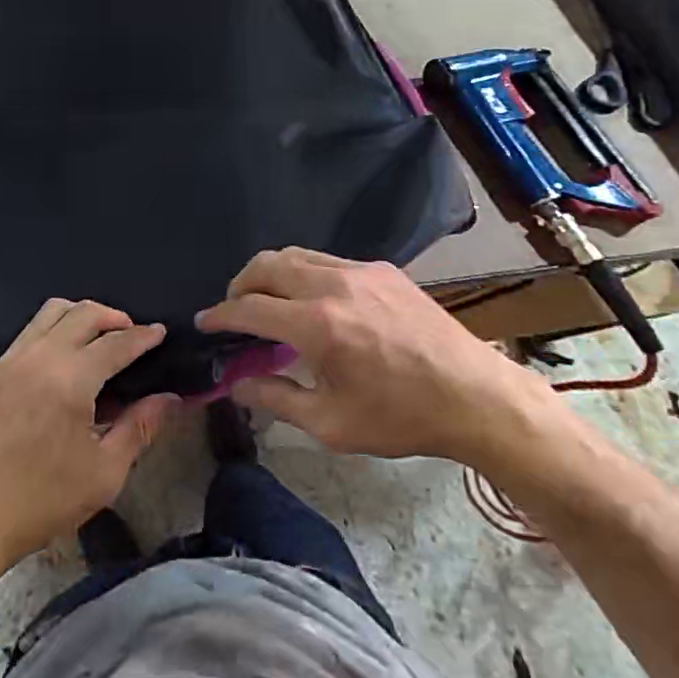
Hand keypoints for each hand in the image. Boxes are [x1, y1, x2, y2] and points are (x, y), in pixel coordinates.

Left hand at [0, 299, 177, 566]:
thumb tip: (171, 399)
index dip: (144, 336)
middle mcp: (41, 357)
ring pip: (55, 311)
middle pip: (85, 313)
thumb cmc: (42, 500)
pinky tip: (71, 355)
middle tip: (136, 337)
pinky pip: (35, 327)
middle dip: (117, 317)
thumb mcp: (105, 472)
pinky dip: (60, 326)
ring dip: (85, 315)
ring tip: (104, 339)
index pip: (117, 342)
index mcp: (70, 379)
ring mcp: (15, 360)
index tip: (163, 332)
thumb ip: (140, 427)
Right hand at [196, 248, 557, 467]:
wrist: (472, 393)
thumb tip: (236, 384)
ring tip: (269, 302)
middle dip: (241, 284)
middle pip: (267, 264)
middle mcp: (334, 284)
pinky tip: (313, 301)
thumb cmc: (400, 417)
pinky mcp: (383, 269)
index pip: (250, 307)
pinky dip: (305, 272)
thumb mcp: (330, 423)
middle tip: (234, 311)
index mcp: (317, 324)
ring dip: (272, 273)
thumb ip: (276, 398)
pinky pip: (328, 259)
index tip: (205, 323)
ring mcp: (362, 270)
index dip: (221, 315)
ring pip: (297, 254)